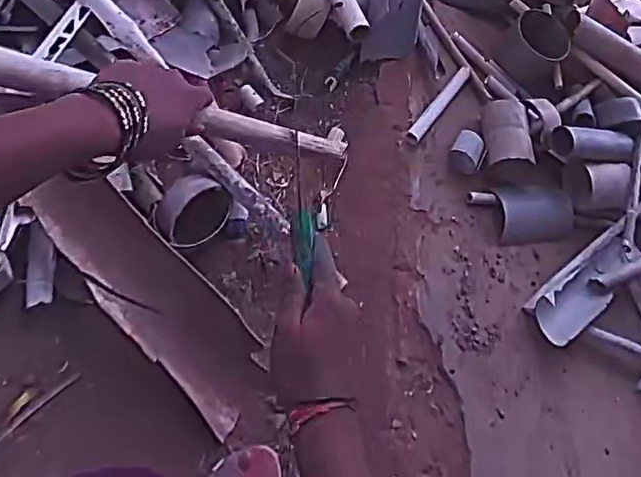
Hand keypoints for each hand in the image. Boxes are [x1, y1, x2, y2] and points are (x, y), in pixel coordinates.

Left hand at [92, 61, 213, 160]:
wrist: (106, 120)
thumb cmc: (140, 134)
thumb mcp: (168, 143)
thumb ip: (184, 131)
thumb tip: (192, 127)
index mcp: (189, 97)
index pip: (204, 96)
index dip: (199, 104)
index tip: (193, 113)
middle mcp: (173, 78)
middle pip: (179, 84)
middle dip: (172, 96)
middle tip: (159, 115)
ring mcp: (150, 69)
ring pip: (154, 77)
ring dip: (149, 88)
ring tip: (135, 108)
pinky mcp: (126, 65)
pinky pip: (131, 72)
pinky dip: (127, 82)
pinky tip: (117, 98)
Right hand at [270, 242, 359, 405]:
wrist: (325, 413)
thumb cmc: (300, 372)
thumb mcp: (286, 329)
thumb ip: (291, 292)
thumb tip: (293, 263)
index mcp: (330, 296)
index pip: (320, 258)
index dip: (309, 243)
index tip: (302, 228)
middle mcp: (347, 303)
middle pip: (326, 278)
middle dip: (309, 280)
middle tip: (290, 297)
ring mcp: (354, 319)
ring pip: (331, 297)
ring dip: (316, 301)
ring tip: (298, 327)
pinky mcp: (355, 334)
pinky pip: (337, 313)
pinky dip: (324, 315)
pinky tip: (312, 336)